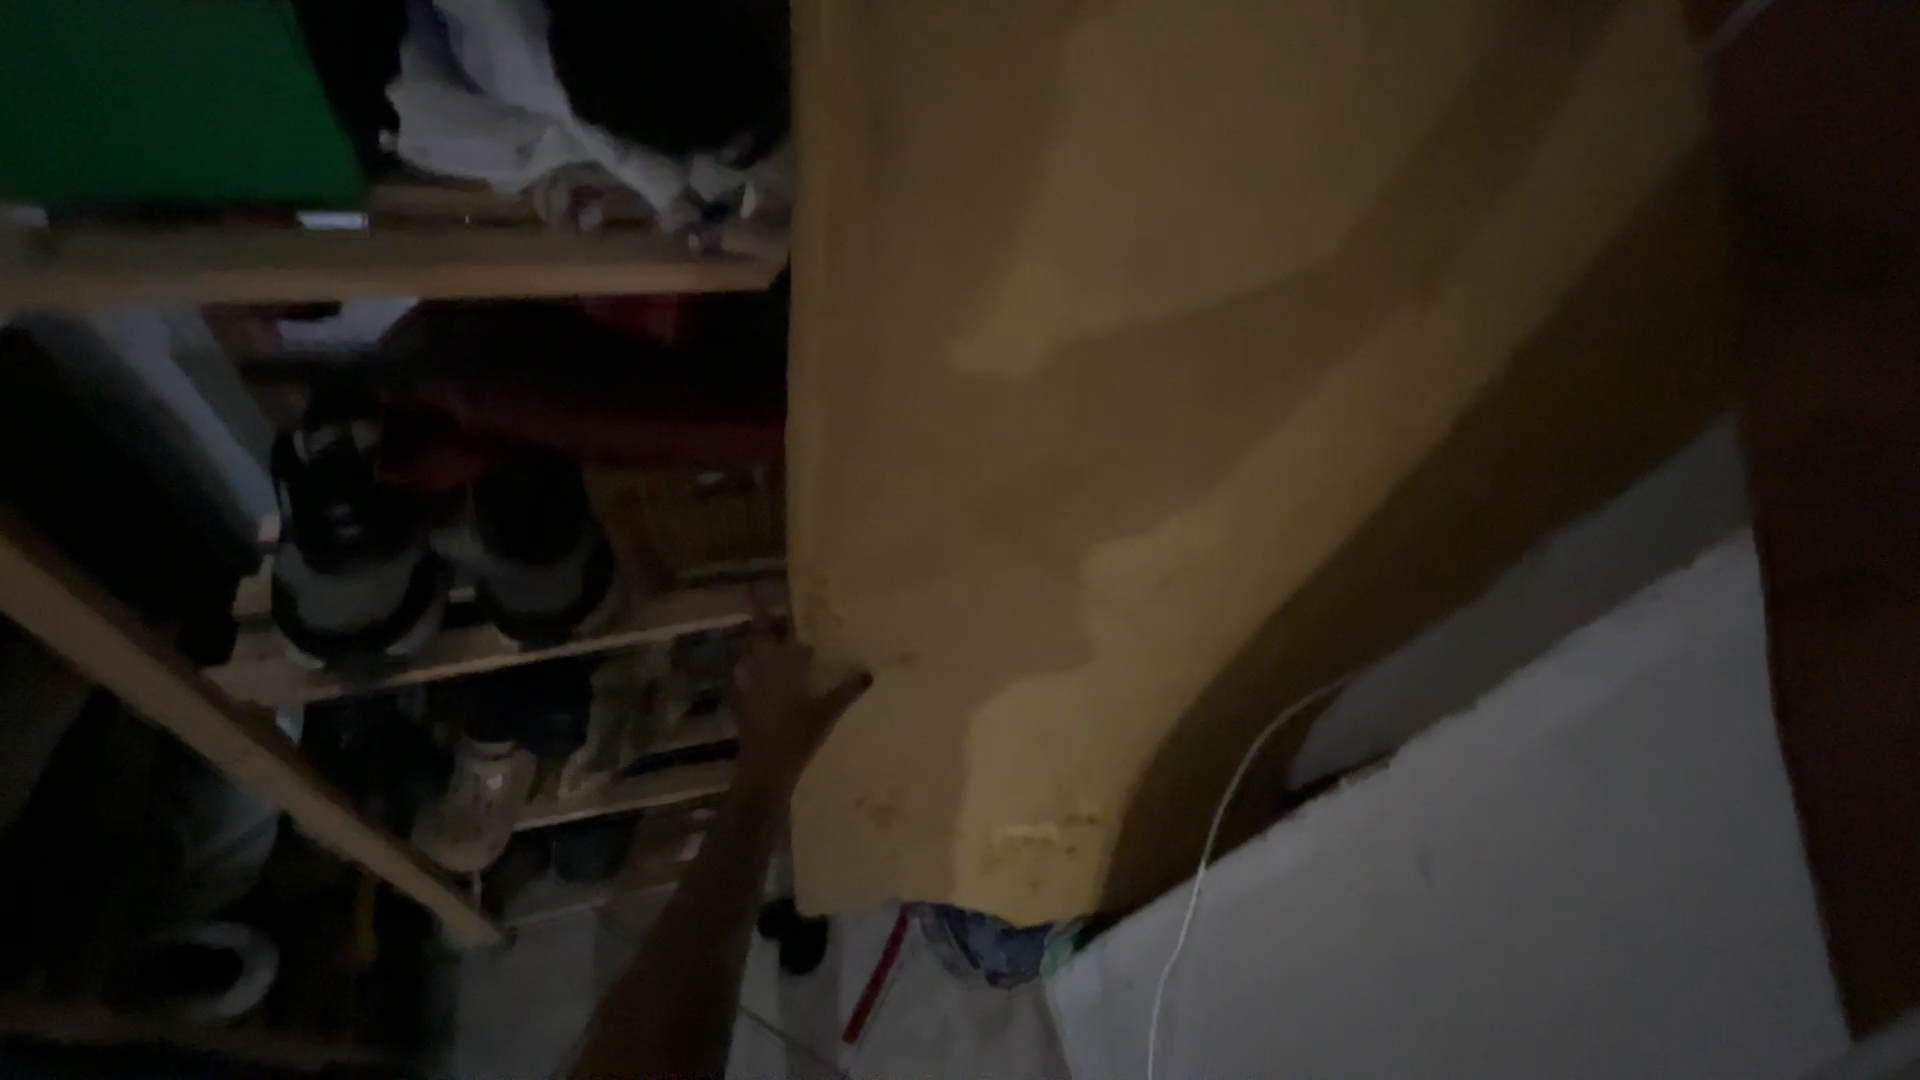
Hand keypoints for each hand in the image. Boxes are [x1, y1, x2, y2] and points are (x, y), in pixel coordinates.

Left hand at [730, 604, 871, 797]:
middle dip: (767, 623)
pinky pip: (745, 675)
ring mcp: (749, 686)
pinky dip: (752, 668)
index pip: (792, 642)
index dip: (798, 632)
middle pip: (762, 638)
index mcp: (784, 669)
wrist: (765, 770)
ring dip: (758, 646)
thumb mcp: (827, 714)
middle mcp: (763, 671)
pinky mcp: (743, 701)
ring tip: (769, 642)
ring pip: (750, 655)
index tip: (808, 624)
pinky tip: (762, 676)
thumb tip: (868, 673)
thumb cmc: (798, 737)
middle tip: (772, 609)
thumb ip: (847, 691)